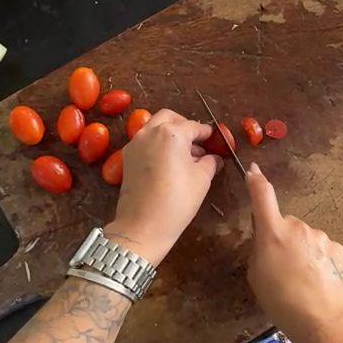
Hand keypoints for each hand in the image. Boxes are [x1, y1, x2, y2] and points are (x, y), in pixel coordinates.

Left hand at [107, 108, 218, 262]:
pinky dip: (157, 143)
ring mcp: (135, 143)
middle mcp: (150, 132)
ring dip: (170, 133)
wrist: (144, 225)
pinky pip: (145, 141)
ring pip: (155, 127)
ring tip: (184, 153)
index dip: (208, 134)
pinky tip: (168, 162)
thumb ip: (210, 161)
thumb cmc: (178, 200)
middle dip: (185, 126)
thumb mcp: (202, 179)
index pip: (194, 126)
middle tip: (198, 142)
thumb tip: (214, 157)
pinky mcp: (127, 157)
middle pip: (170, 118)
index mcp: (172, 133)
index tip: (216, 141)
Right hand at [245, 164, 342, 342]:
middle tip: (280, 268)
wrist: (322, 320)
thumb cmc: (281, 302)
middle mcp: (298, 227)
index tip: (254, 171)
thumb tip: (267, 237)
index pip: (262, 196)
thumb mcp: (256, 276)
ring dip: (301, 251)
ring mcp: (321, 236)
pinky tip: (317, 280)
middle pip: (285, 225)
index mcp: (273, 233)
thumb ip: (259, 249)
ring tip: (301, 280)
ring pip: (304, 238)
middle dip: (281, 238)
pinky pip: (321, 248)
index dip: (256, 181)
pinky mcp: (338, 247)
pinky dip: (318, 259)